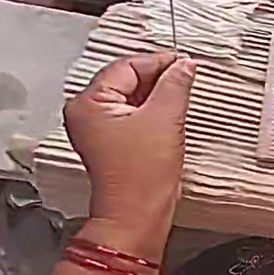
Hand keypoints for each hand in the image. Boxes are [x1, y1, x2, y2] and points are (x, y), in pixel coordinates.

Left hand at [65, 53, 197, 245]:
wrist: (138, 212)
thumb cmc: (142, 173)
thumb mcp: (165, 118)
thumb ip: (175, 84)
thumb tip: (185, 65)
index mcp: (89, 103)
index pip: (127, 66)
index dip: (159, 62)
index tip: (185, 63)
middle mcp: (86, 113)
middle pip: (126, 79)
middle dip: (158, 77)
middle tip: (186, 77)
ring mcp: (98, 128)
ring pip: (131, 96)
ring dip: (157, 94)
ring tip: (180, 97)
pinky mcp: (112, 140)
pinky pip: (133, 113)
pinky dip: (153, 110)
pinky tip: (170, 114)